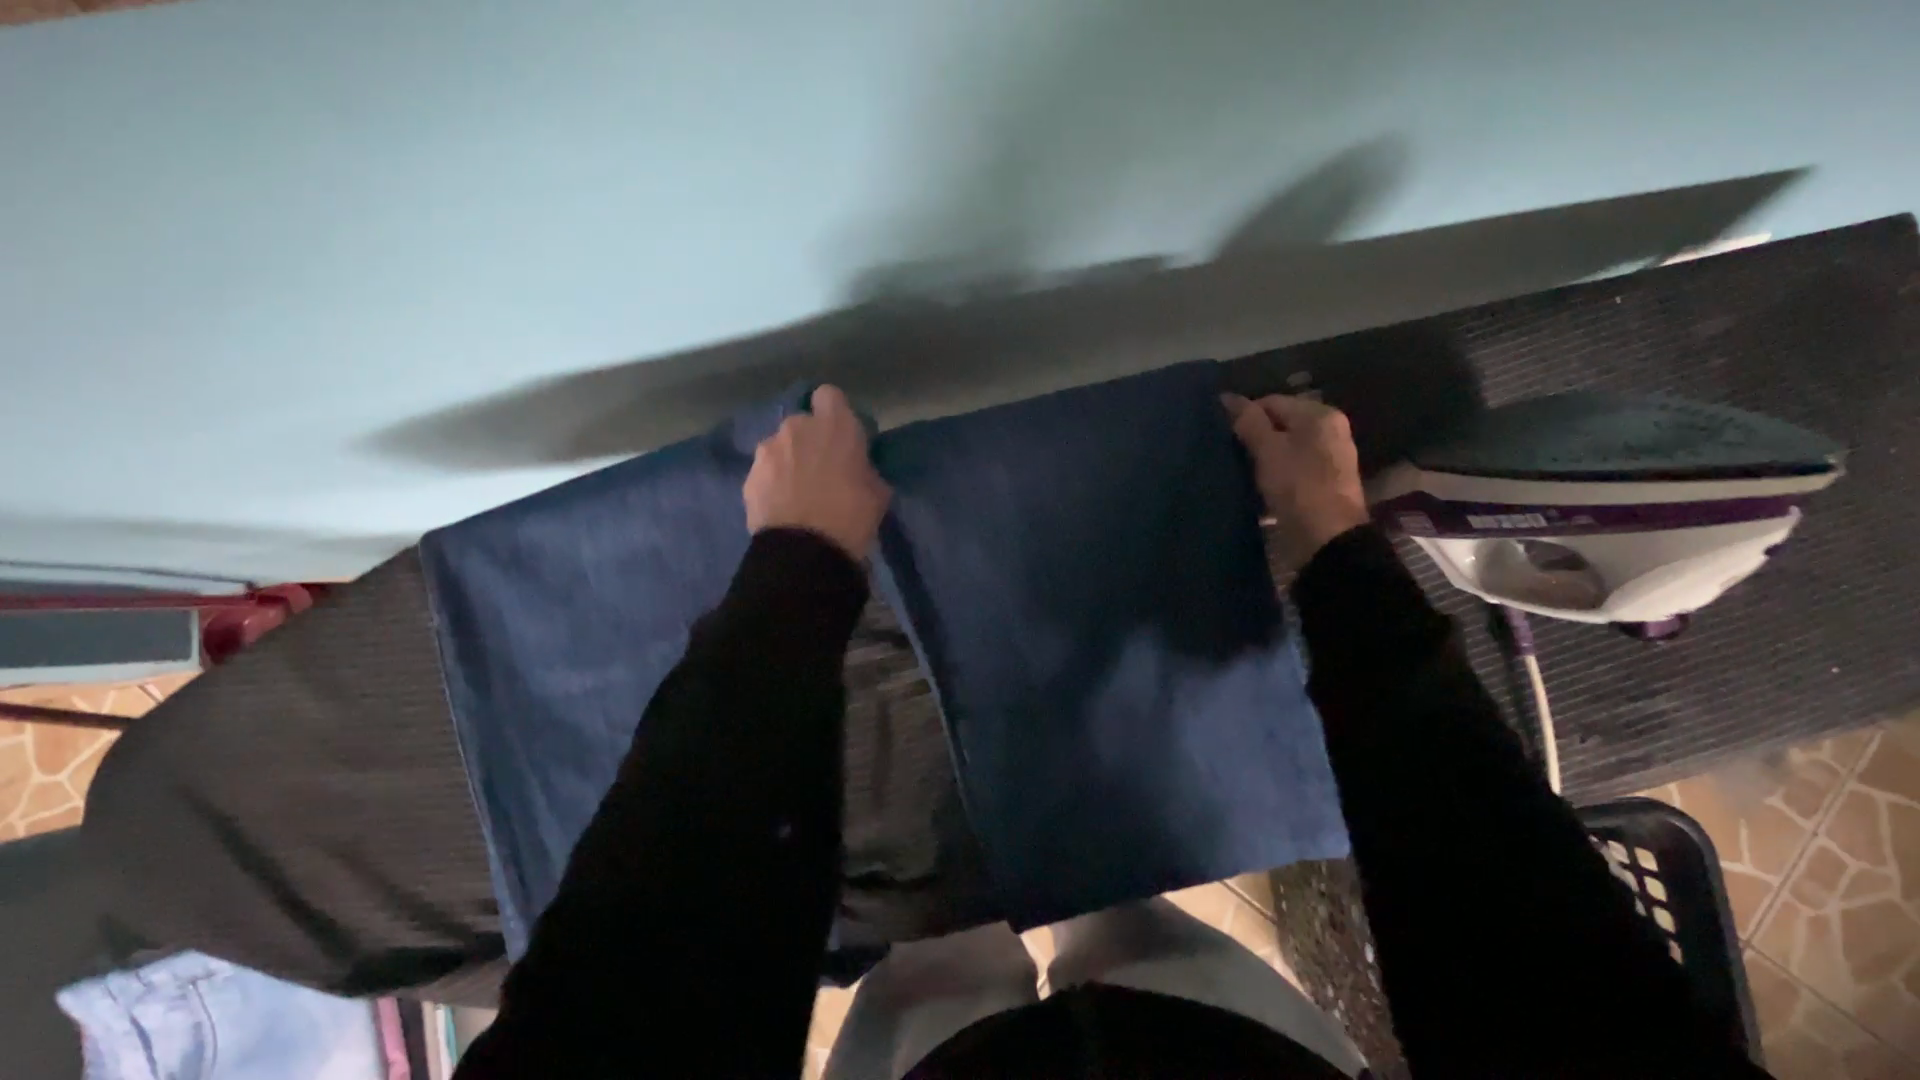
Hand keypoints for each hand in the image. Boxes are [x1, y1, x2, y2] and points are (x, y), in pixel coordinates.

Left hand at [744, 385, 892, 559]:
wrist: (804, 552)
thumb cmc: (851, 517)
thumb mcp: (877, 492)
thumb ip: (865, 469)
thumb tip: (858, 469)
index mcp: (834, 425)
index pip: (829, 395)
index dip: (834, 414)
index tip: (841, 437)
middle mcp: (796, 428)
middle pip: (801, 424)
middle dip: (809, 441)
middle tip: (820, 470)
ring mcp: (767, 451)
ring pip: (780, 448)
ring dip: (788, 461)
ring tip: (796, 492)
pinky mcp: (749, 477)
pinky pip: (765, 473)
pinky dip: (771, 484)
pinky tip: (781, 507)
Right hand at [1222, 393, 1369, 567]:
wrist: (1328, 539)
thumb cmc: (1298, 487)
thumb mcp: (1268, 450)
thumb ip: (1248, 422)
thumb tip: (1227, 397)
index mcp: (1320, 415)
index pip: (1271, 402)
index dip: (1245, 418)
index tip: (1225, 439)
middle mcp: (1330, 430)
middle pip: (1280, 425)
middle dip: (1255, 438)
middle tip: (1231, 456)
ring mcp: (1330, 458)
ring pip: (1285, 448)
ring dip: (1263, 459)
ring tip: (1241, 473)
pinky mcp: (1325, 483)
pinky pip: (1293, 468)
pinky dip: (1276, 474)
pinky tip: (1260, 488)